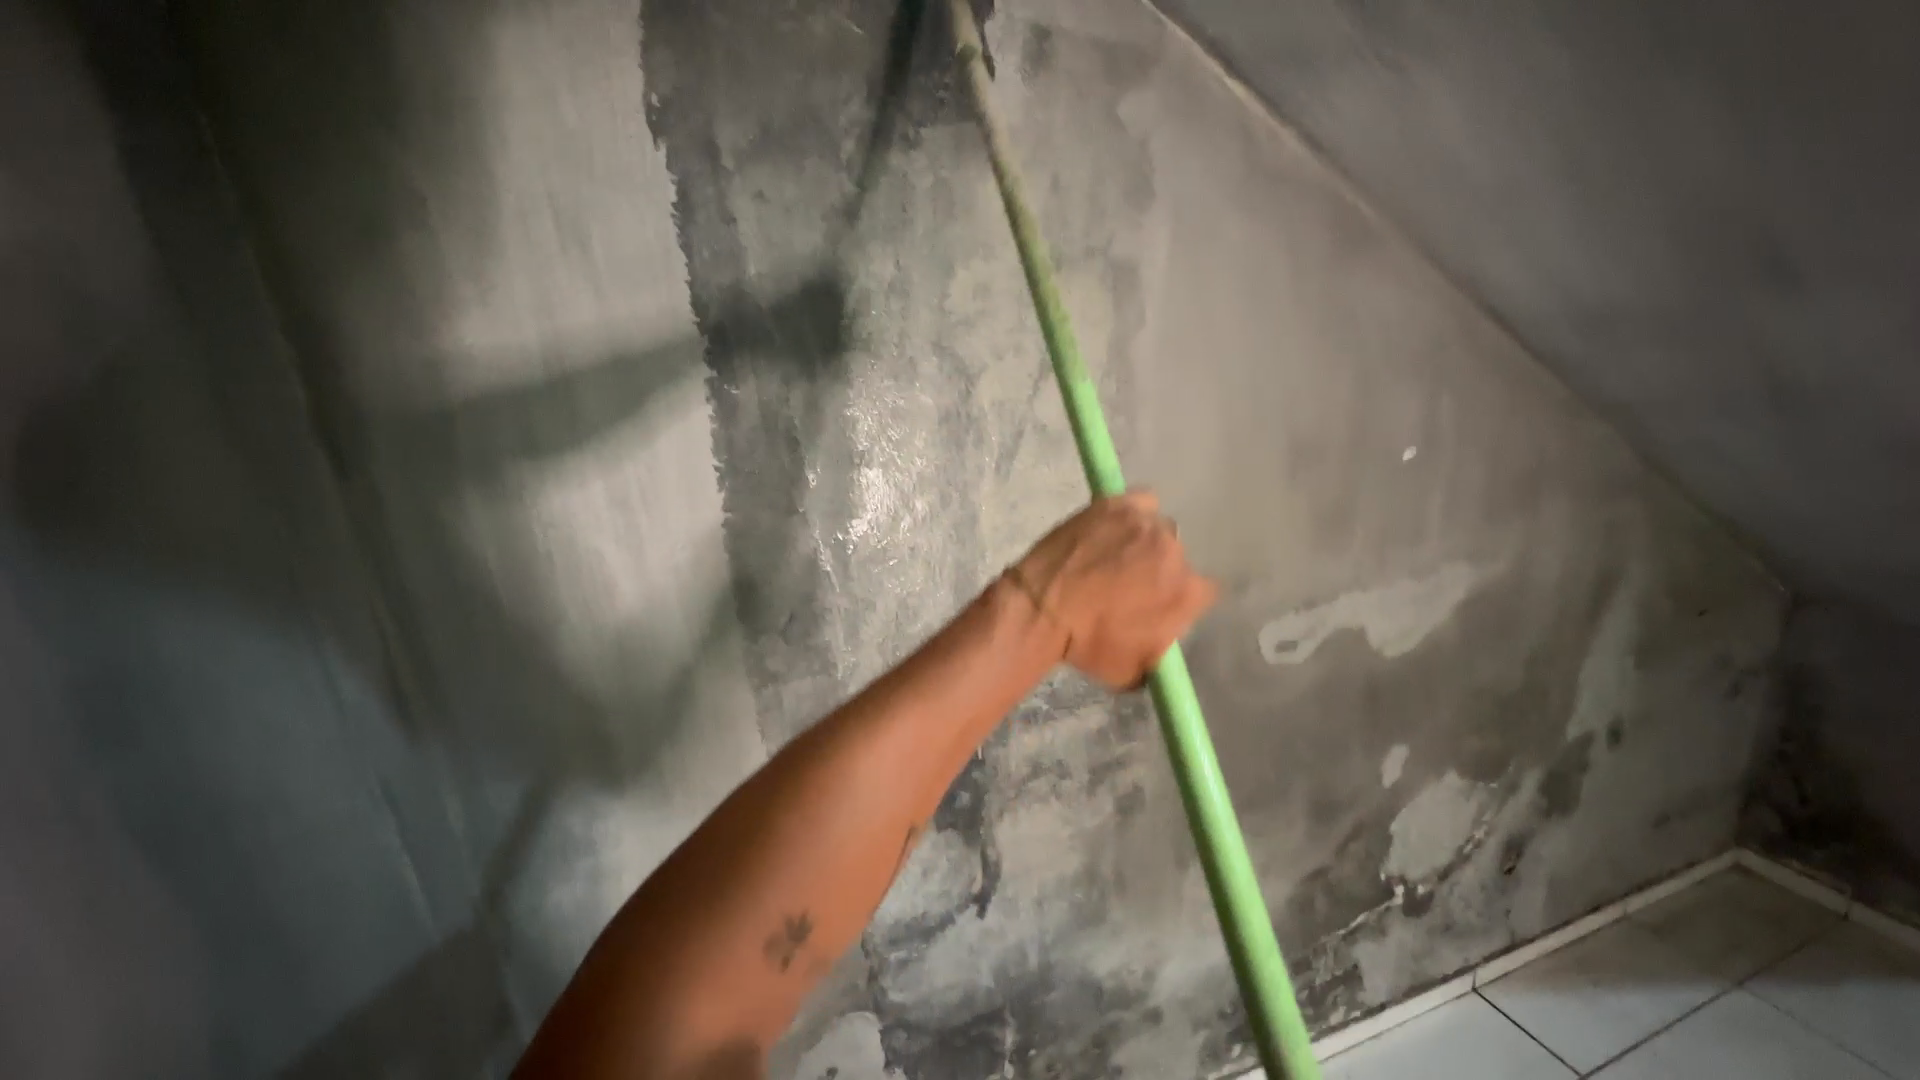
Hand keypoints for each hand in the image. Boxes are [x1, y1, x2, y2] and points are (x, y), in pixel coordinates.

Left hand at [1009, 492, 1217, 688]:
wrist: (1042, 609)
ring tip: (1112, 554)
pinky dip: (1131, 513)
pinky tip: (1113, 525)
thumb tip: (1162, 641)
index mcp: (1188, 593)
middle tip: (1127, 582)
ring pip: (1157, 529)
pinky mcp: (1118, 504)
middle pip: (1177, 557)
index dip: (1177, 599)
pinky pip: (1140, 502)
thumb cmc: (1087, 645)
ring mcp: (1147, 524)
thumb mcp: (1134, 670)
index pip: (1201, 592)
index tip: (1156, 604)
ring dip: (1142, 541)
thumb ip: (1161, 651)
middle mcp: (1176, 553)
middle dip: (1157, 569)